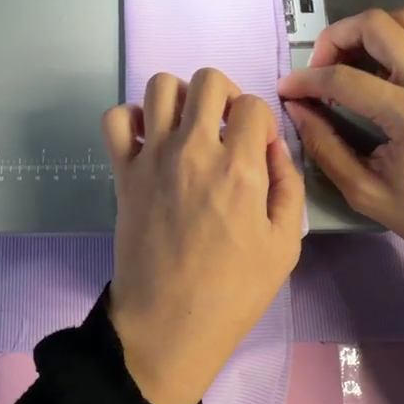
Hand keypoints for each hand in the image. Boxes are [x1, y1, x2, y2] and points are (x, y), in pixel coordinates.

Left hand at [102, 69, 305, 403]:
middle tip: (225, 127)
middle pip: (208, 79)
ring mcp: (153, 156)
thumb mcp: (285, 246)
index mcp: (238, 168)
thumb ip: (287, 186)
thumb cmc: (233, 291)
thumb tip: (273, 147)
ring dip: (180, 98)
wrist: (168, 324)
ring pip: (161, 85)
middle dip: (224, 95)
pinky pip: (116, 118)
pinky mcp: (123, 170)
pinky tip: (149, 139)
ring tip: (187, 127)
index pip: (252, 104)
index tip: (257, 147)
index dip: (260, 121)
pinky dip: (132, 118)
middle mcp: (194, 149)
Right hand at [279, 8, 403, 258]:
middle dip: (336, 37)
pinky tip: (373, 70)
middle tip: (320, 67)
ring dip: (367, 30)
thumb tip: (296, 107)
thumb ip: (324, 145)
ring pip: (402, 18)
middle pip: (376, 24)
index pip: (344, 78)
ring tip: (348, 61)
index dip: (306, 80)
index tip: (287, 89)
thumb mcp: (364, 191)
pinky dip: (390, 39)